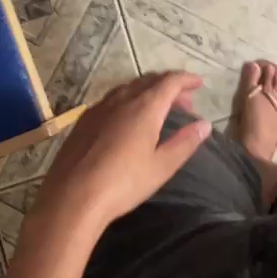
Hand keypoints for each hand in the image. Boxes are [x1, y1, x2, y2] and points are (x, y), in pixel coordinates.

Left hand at [34, 72, 211, 234]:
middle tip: (183, 103)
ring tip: (158, 110)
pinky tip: (126, 120)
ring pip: (128, 88)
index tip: (198, 84)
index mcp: (144, 107)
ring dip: (147, 92)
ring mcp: (99, 108)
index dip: (186, 79)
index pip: (169, 82)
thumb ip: (184, 142)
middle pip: (148, 81)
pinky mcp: (83, 121)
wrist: (73, 197)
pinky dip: (128, 101)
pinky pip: (111, 100)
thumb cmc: (124, 183)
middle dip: (169, 86)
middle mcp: (121, 100)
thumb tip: (204, 124)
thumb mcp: (161, 166)